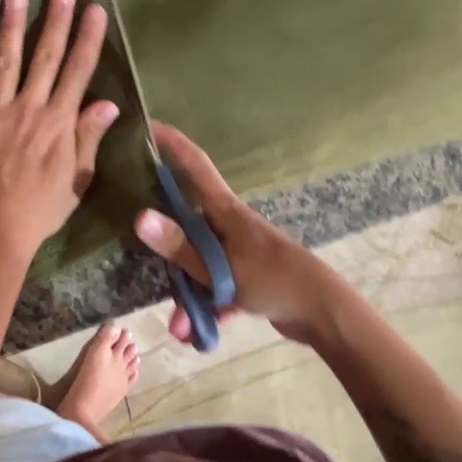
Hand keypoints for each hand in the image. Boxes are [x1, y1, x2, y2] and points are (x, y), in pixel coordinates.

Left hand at [0, 0, 119, 256]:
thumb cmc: (41, 209)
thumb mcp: (77, 178)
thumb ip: (88, 137)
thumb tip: (108, 103)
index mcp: (58, 121)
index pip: (78, 71)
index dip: (88, 38)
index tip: (95, 10)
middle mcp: (28, 107)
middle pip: (45, 57)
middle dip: (56, 21)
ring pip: (5, 61)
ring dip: (12, 27)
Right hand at [134, 122, 355, 345]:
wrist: (322, 312)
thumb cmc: (272, 279)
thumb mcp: (219, 267)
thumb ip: (180, 246)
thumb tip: (139, 216)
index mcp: (225, 211)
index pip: (195, 165)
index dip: (173, 144)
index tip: (148, 126)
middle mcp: (229, 225)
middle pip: (187, 227)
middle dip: (169, 256)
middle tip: (150, 268)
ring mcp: (238, 252)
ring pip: (200, 267)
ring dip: (188, 297)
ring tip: (181, 329)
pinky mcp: (247, 278)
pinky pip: (216, 289)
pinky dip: (207, 310)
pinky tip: (199, 335)